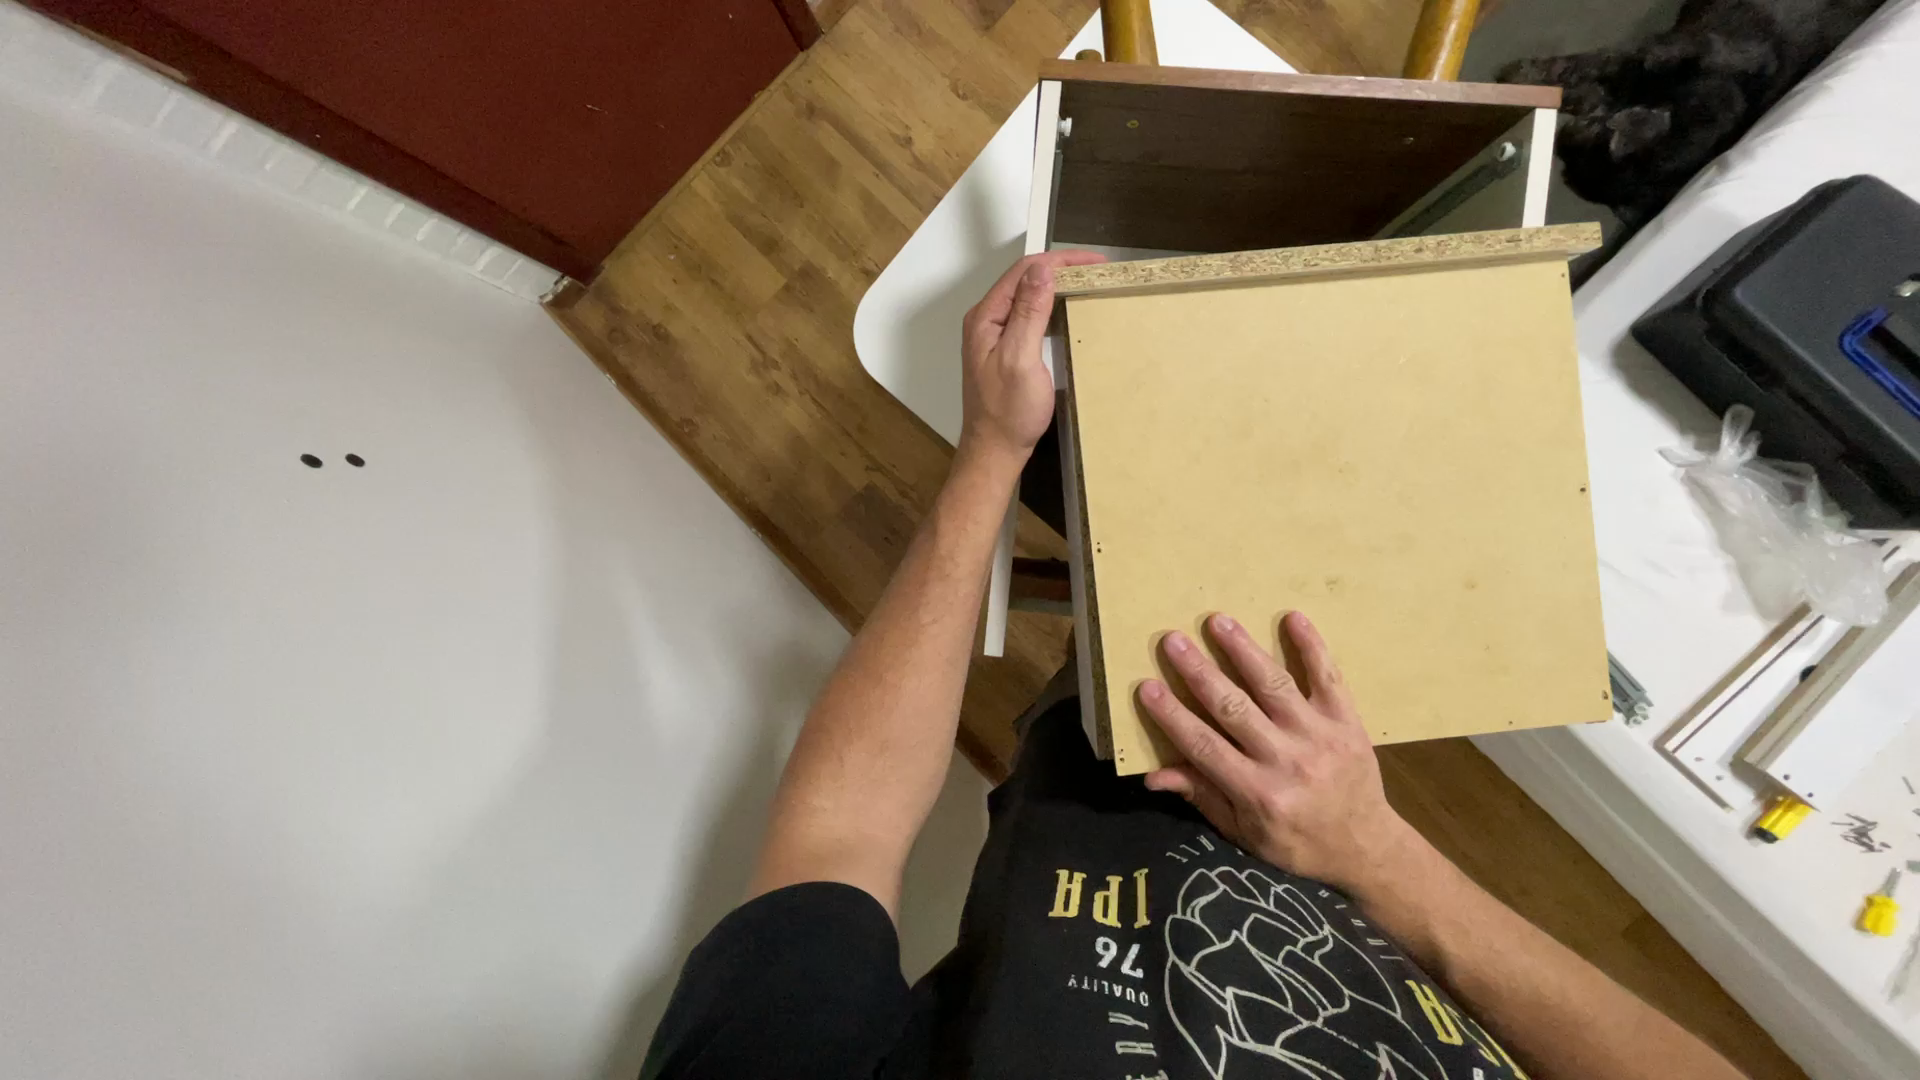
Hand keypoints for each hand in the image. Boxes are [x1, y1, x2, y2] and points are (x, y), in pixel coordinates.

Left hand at [958, 250, 1105, 464]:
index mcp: (985, 318)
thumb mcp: (1021, 359)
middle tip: (1098, 272)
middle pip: (1025, 281)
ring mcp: (995, 337)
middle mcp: (986, 322)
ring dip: (1057, 287)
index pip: (1023, 272)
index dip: (1059, 261)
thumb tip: (1043, 270)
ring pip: (1028, 298)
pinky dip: (1050, 309)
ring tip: (1088, 285)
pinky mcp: (1005, 351)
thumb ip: (1030, 313)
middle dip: (1061, 269)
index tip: (1095, 263)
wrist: (995, 451)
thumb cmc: (1008, 413)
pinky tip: (1067, 311)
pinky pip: (1028, 318)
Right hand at [1138, 612, 1421, 896]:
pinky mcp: (1347, 721)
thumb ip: (1201, 796)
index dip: (1172, 716)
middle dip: (1199, 673)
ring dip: (1244, 651)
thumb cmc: (1295, 842)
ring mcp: (1320, 737)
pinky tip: (1292, 618)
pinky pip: (1328, 678)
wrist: (1367, 848)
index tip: (1146, 686)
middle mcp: (1287, 761)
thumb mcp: (1243, 833)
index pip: (1204, 747)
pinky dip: (1312, 647)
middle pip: (1234, 709)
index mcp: (1258, 794)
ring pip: (1274, 686)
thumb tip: (1151, 776)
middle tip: (1172, 641)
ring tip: (1218, 621)